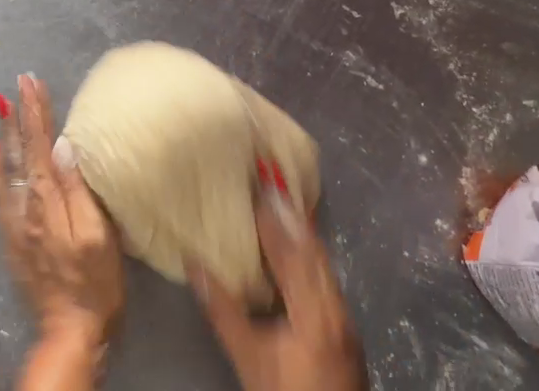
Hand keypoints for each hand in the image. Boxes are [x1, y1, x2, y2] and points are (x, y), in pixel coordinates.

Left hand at [0, 73, 123, 350]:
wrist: (69, 330)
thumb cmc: (95, 282)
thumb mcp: (97, 235)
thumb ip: (77, 189)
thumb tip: (62, 145)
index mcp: (49, 200)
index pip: (40, 145)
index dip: (36, 112)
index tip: (31, 82)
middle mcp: (26, 204)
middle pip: (21, 150)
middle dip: (19, 114)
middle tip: (15, 83)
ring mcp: (15, 220)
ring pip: (6, 165)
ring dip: (4, 132)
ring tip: (0, 104)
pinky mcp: (11, 235)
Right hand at [190, 185, 365, 390]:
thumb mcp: (248, 357)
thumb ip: (223, 310)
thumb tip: (193, 263)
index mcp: (312, 309)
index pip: (289, 251)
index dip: (273, 217)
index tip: (259, 184)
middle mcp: (334, 307)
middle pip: (314, 250)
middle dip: (293, 215)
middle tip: (274, 180)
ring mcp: (345, 319)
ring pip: (324, 262)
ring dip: (304, 231)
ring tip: (285, 202)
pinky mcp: (346, 329)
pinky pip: (327, 276)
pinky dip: (311, 253)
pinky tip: (300, 247)